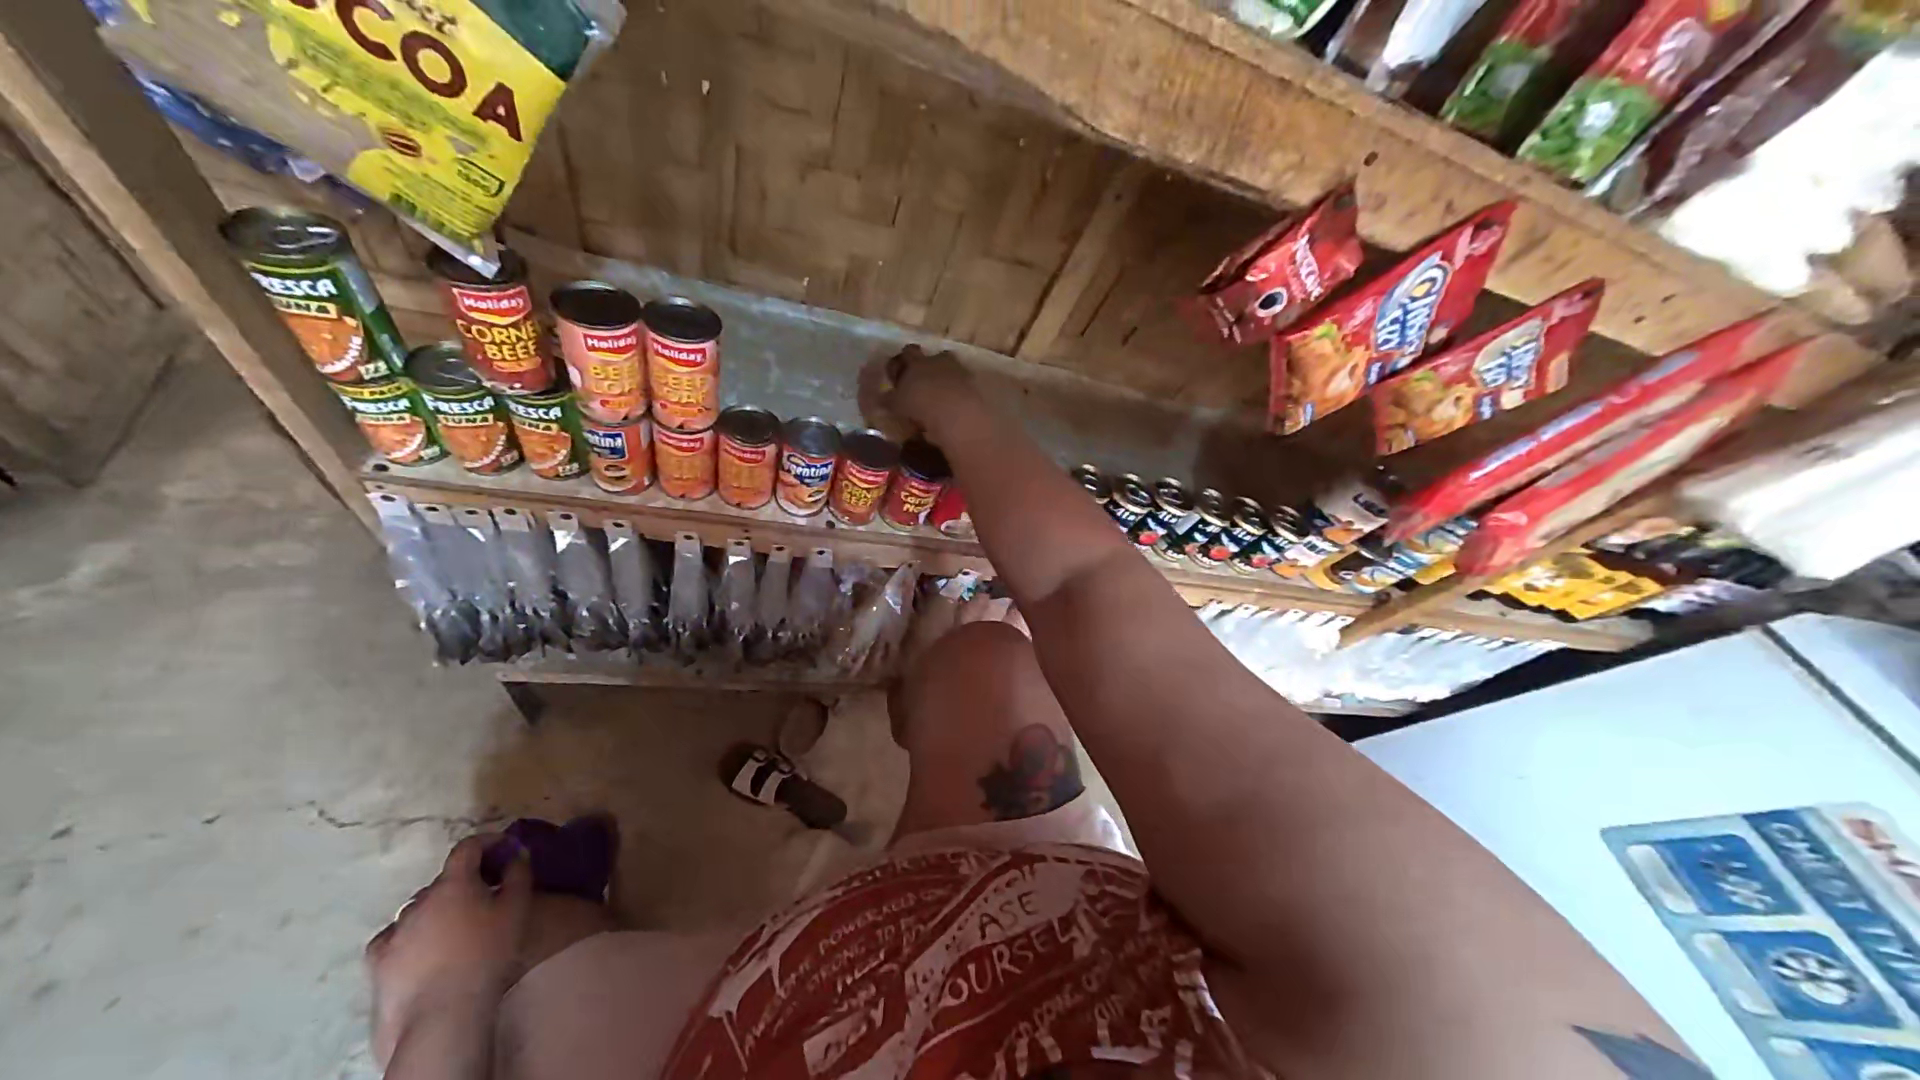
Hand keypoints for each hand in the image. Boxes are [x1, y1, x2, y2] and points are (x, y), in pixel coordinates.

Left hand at [366, 835, 530, 1067]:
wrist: (443, 1012)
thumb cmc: (488, 953)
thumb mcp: (517, 908)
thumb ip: (519, 874)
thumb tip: (516, 854)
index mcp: (454, 883)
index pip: (467, 847)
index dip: (488, 841)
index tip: (505, 848)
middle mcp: (420, 900)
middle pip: (445, 879)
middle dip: (467, 880)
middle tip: (489, 893)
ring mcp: (394, 931)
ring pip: (420, 907)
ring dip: (440, 907)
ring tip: (458, 925)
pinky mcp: (378, 961)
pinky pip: (394, 936)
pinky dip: (410, 933)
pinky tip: (421, 946)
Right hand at [858, 346, 978, 442]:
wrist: (955, 412)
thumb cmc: (919, 405)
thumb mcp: (896, 405)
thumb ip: (888, 400)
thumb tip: (880, 398)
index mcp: (916, 362)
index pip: (906, 354)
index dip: (901, 363)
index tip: (897, 375)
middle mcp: (938, 360)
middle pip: (933, 357)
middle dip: (927, 367)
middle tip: (921, 384)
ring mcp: (958, 371)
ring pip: (951, 369)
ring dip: (946, 378)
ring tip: (940, 396)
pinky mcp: (975, 385)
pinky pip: (964, 385)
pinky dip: (960, 392)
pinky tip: (955, 406)